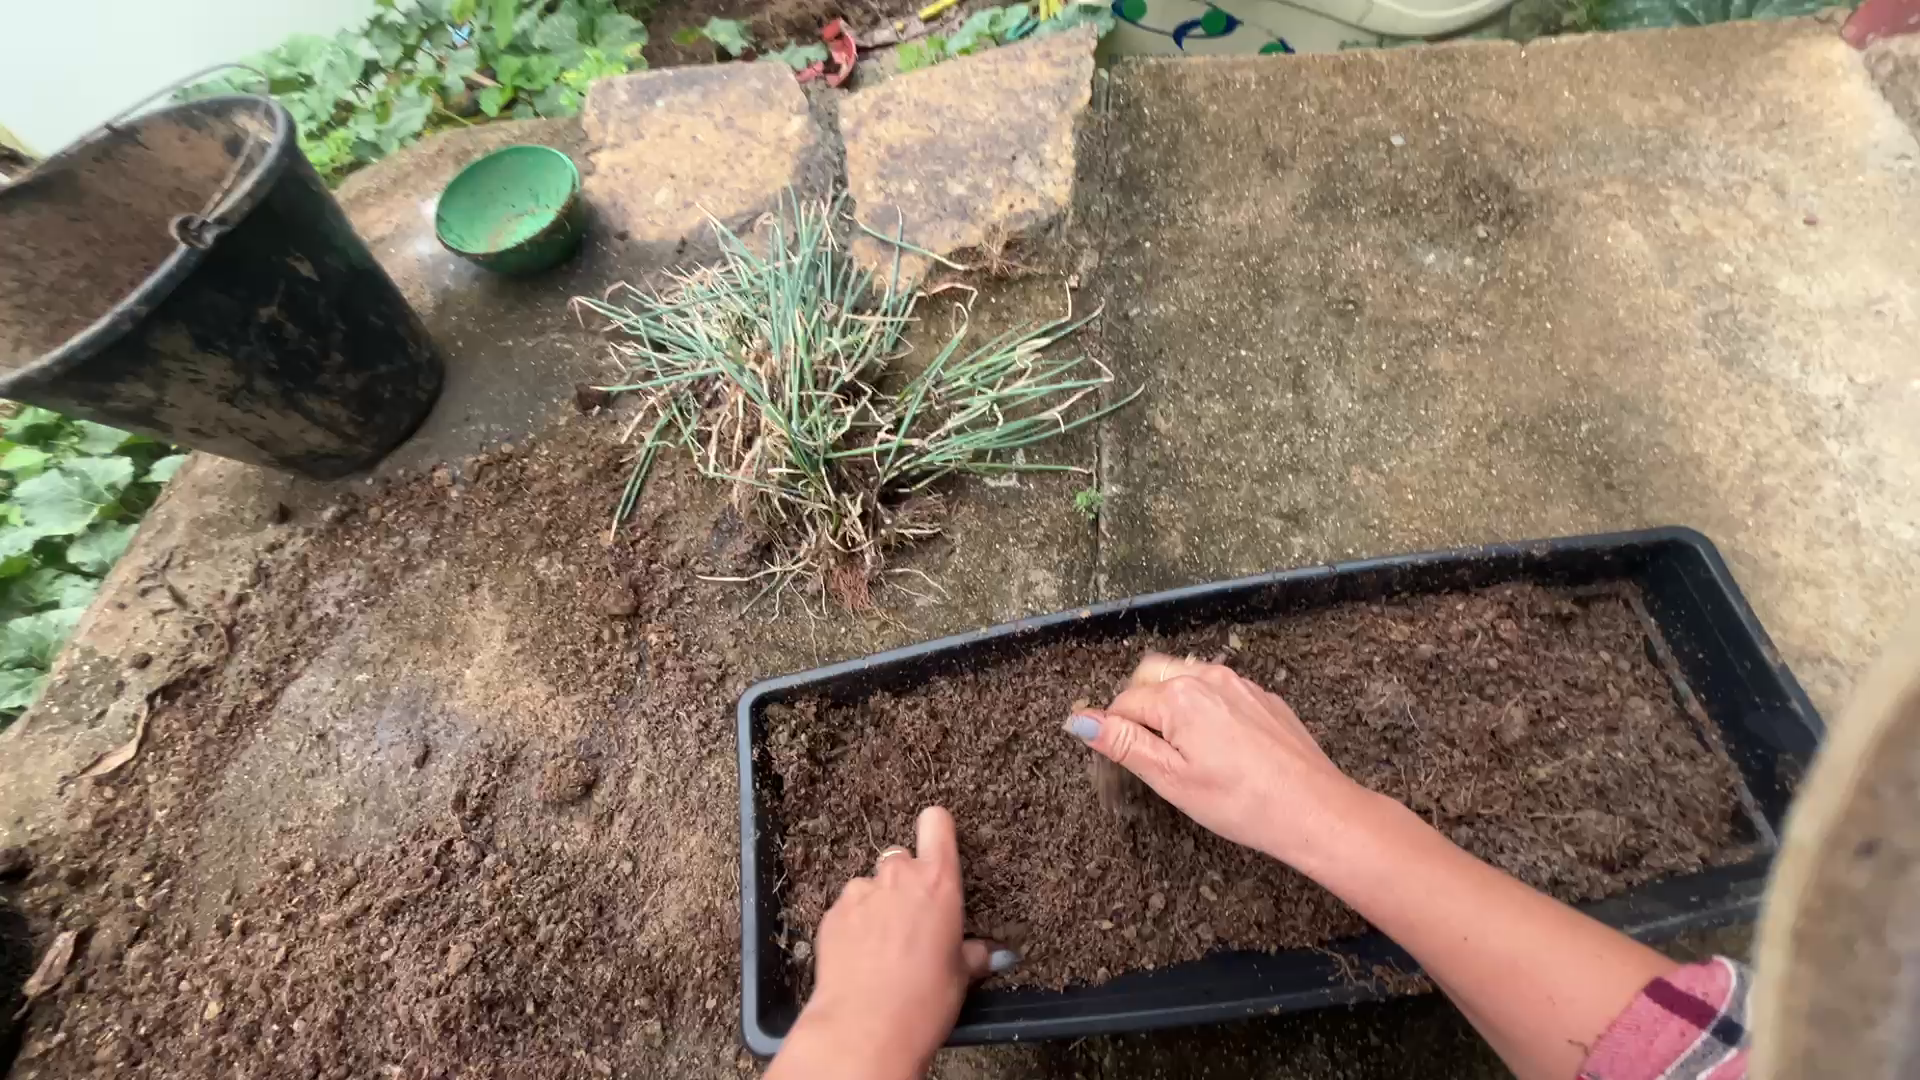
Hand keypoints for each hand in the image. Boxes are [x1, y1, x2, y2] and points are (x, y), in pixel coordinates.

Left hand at [769, 806, 1009, 1079]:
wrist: (863, 1030)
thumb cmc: (923, 1002)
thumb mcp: (960, 976)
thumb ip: (975, 953)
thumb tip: (997, 954)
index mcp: (938, 881)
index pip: (936, 822)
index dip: (936, 829)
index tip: (936, 845)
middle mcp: (898, 876)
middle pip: (901, 857)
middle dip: (904, 881)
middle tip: (909, 919)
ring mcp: (861, 891)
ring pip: (871, 884)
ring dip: (877, 905)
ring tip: (881, 945)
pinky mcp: (833, 913)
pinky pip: (848, 908)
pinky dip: (853, 925)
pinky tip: (859, 957)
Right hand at [1066, 652, 1369, 869]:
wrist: (1317, 810)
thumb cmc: (1241, 802)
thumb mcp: (1170, 779)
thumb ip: (1122, 743)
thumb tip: (1078, 719)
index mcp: (1178, 697)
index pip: (1124, 702)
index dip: (1115, 729)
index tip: (1123, 759)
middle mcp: (1206, 677)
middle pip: (1151, 675)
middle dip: (1139, 703)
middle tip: (1149, 749)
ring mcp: (1238, 683)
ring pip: (1185, 677)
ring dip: (1171, 701)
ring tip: (1183, 747)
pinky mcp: (1262, 695)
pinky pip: (1218, 688)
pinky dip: (1204, 705)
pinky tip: (1219, 744)